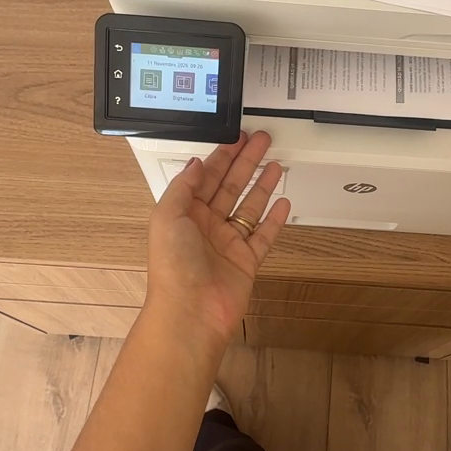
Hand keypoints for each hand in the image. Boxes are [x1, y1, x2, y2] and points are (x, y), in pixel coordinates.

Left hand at [145, 131, 291, 348]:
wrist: (191, 312)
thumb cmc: (173, 268)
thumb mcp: (167, 216)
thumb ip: (183, 186)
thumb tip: (197, 163)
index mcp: (185, 214)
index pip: (207, 176)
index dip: (223, 155)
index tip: (237, 137)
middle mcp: (206, 226)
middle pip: (231, 185)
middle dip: (246, 162)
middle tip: (263, 141)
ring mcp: (228, 244)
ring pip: (249, 206)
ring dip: (263, 185)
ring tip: (276, 164)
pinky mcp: (246, 261)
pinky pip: (263, 235)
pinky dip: (275, 219)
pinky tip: (284, 202)